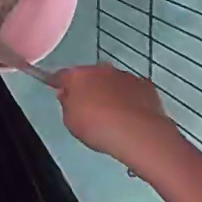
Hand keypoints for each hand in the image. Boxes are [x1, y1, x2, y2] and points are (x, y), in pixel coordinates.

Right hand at [52, 65, 182, 167]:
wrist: (136, 131)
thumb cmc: (96, 127)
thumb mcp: (70, 121)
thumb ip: (66, 104)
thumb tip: (67, 95)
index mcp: (78, 76)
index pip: (62, 75)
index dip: (58, 82)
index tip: (57, 88)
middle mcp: (101, 69)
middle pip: (89, 76)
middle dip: (88, 87)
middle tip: (88, 108)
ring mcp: (124, 75)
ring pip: (112, 81)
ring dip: (109, 92)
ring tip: (113, 115)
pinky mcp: (144, 85)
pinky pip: (131, 89)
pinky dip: (129, 98)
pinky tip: (131, 115)